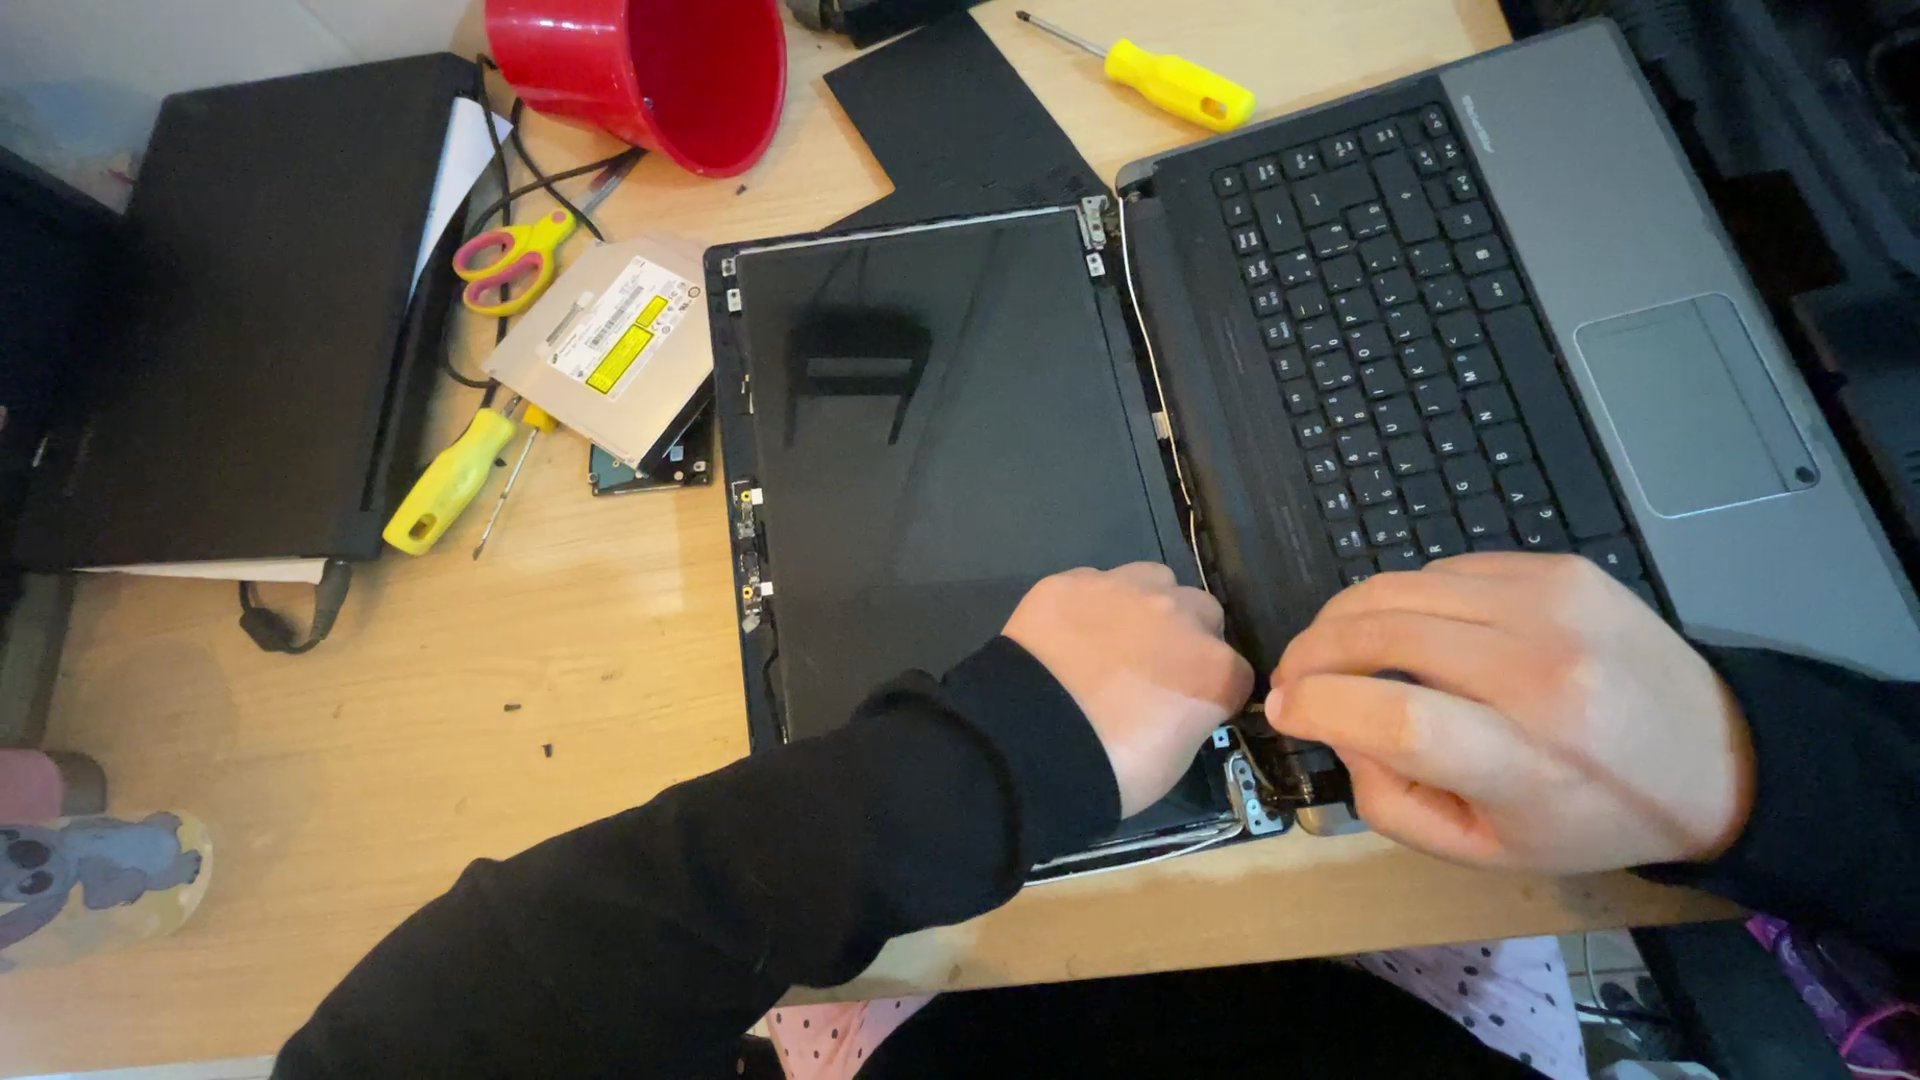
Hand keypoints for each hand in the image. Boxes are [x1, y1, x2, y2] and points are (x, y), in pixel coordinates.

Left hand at [1005, 563, 1253, 816]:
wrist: (1029, 741)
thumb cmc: (1111, 767)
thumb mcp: (1174, 758)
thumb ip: (1190, 714)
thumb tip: (1177, 703)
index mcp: (1215, 667)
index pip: (1234, 671)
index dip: (1211, 688)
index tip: (1187, 705)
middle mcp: (1178, 615)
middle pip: (1201, 612)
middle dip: (1186, 635)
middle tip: (1151, 667)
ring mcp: (1124, 589)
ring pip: (1153, 579)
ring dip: (1146, 604)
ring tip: (1112, 637)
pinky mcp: (1071, 582)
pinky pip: (1093, 582)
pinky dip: (1089, 604)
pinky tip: (1067, 632)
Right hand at [1266, 554, 1754, 873]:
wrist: (1721, 755)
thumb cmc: (1587, 817)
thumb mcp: (1481, 849)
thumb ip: (1385, 797)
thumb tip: (1332, 722)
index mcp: (1532, 761)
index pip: (1398, 719)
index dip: (1317, 706)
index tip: (1282, 710)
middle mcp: (1543, 670)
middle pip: (1379, 635)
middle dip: (1309, 652)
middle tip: (1289, 675)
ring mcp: (1552, 604)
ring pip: (1394, 589)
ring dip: (1339, 619)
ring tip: (1330, 648)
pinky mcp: (1555, 568)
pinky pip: (1434, 572)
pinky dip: (1396, 602)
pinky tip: (1405, 631)